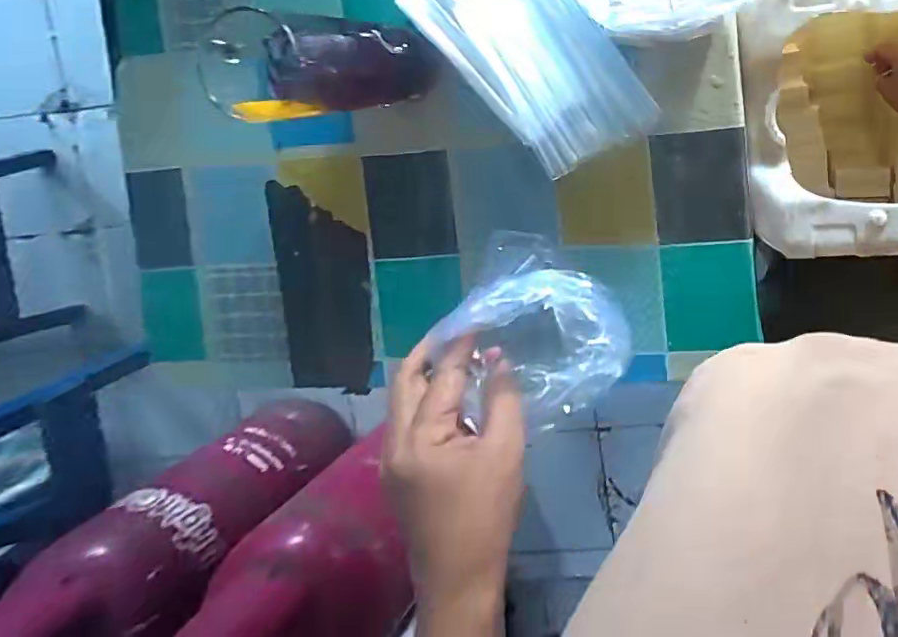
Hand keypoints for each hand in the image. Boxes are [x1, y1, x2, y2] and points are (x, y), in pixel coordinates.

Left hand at [387, 336, 524, 634]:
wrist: (460, 579)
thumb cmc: (486, 513)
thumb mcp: (505, 450)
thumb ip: (502, 397)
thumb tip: (497, 358)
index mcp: (420, 437)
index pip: (441, 375)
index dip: (462, 343)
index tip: (479, 318)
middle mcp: (395, 443)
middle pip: (405, 380)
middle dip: (430, 349)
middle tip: (460, 329)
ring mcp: (392, 459)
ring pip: (404, 399)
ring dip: (428, 372)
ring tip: (461, 354)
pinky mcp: (400, 472)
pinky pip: (410, 419)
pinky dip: (429, 397)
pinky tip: (456, 394)